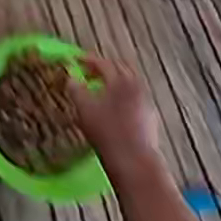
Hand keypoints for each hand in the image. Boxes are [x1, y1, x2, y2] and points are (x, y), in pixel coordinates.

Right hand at [70, 57, 161, 184]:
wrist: (133, 160)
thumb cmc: (106, 132)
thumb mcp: (84, 108)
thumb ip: (75, 89)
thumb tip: (71, 78)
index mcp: (120, 80)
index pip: (103, 63)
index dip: (88, 60)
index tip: (76, 60)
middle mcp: (136, 86)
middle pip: (120, 69)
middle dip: (104, 69)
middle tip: (88, 73)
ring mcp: (146, 101)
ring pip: (129, 84)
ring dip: (114, 83)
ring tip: (99, 91)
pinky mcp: (150, 116)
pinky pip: (134, 98)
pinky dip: (122, 96)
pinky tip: (113, 109)